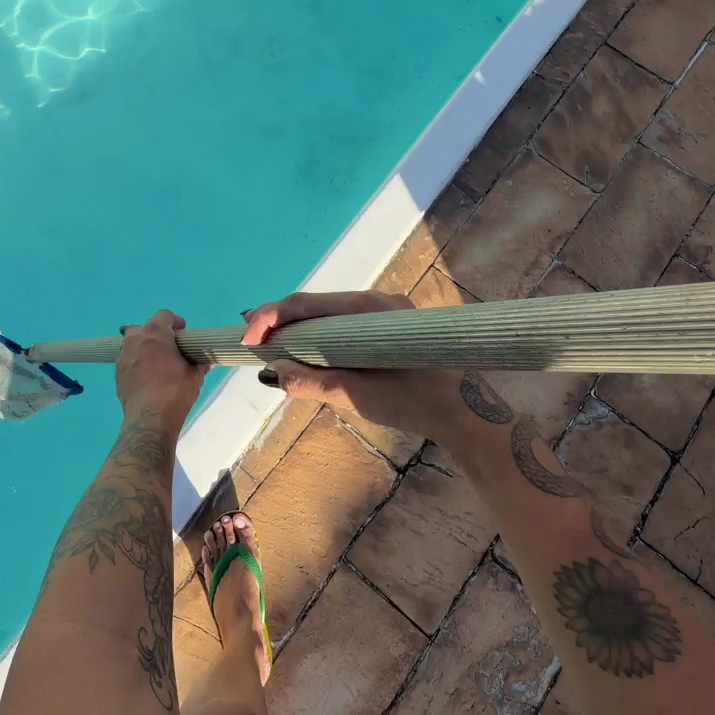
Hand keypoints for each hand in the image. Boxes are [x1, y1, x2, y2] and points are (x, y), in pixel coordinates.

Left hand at [115, 309, 204, 424]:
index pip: (164, 315)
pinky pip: (127, 361)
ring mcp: (123, 356)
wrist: (149, 418)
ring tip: (156, 365)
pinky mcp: (117, 374)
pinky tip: (146, 378)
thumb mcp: (195, 375)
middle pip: (143, 327)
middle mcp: (135, 340)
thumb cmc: (175, 391)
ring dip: (143, 349)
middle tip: (168, 349)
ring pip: (132, 344)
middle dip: (155, 334)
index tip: (183, 334)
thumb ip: (199, 363)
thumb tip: (204, 361)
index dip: (175, 322)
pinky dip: (136, 364)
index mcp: (155, 333)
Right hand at [242, 291, 471, 434]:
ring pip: (329, 314)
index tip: (247, 340)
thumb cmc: (414, 402)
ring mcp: (386, 313)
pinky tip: (306, 349)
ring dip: (298, 328)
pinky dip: (319, 336)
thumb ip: (309, 381)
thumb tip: (271, 373)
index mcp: (367, 309)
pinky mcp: (391, 329)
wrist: (468, 413)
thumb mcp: (355, 395)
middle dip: (279, 320)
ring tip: (270, 344)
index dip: (271, 319)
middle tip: (250, 336)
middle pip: (315, 304)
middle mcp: (376, 301)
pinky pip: (344, 325)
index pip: (306, 304)